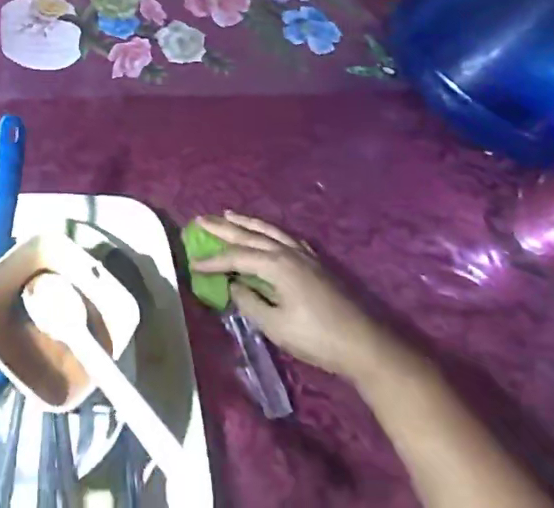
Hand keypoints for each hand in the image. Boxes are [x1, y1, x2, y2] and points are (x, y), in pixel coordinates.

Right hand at [192, 212, 407, 382]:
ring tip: (228, 214)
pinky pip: (284, 237)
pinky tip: (266, 233)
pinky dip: (268, 231)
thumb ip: (250, 303)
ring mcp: (303, 254)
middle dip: (224, 227)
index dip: (213, 260)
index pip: (237, 258)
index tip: (192, 262)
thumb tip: (234, 286)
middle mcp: (288, 251)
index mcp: (276, 264)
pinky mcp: (314, 261)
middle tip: (201, 219)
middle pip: (250, 235)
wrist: (361, 341)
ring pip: (268, 231)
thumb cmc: (316, 337)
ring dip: (246, 223)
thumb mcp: (276, 326)